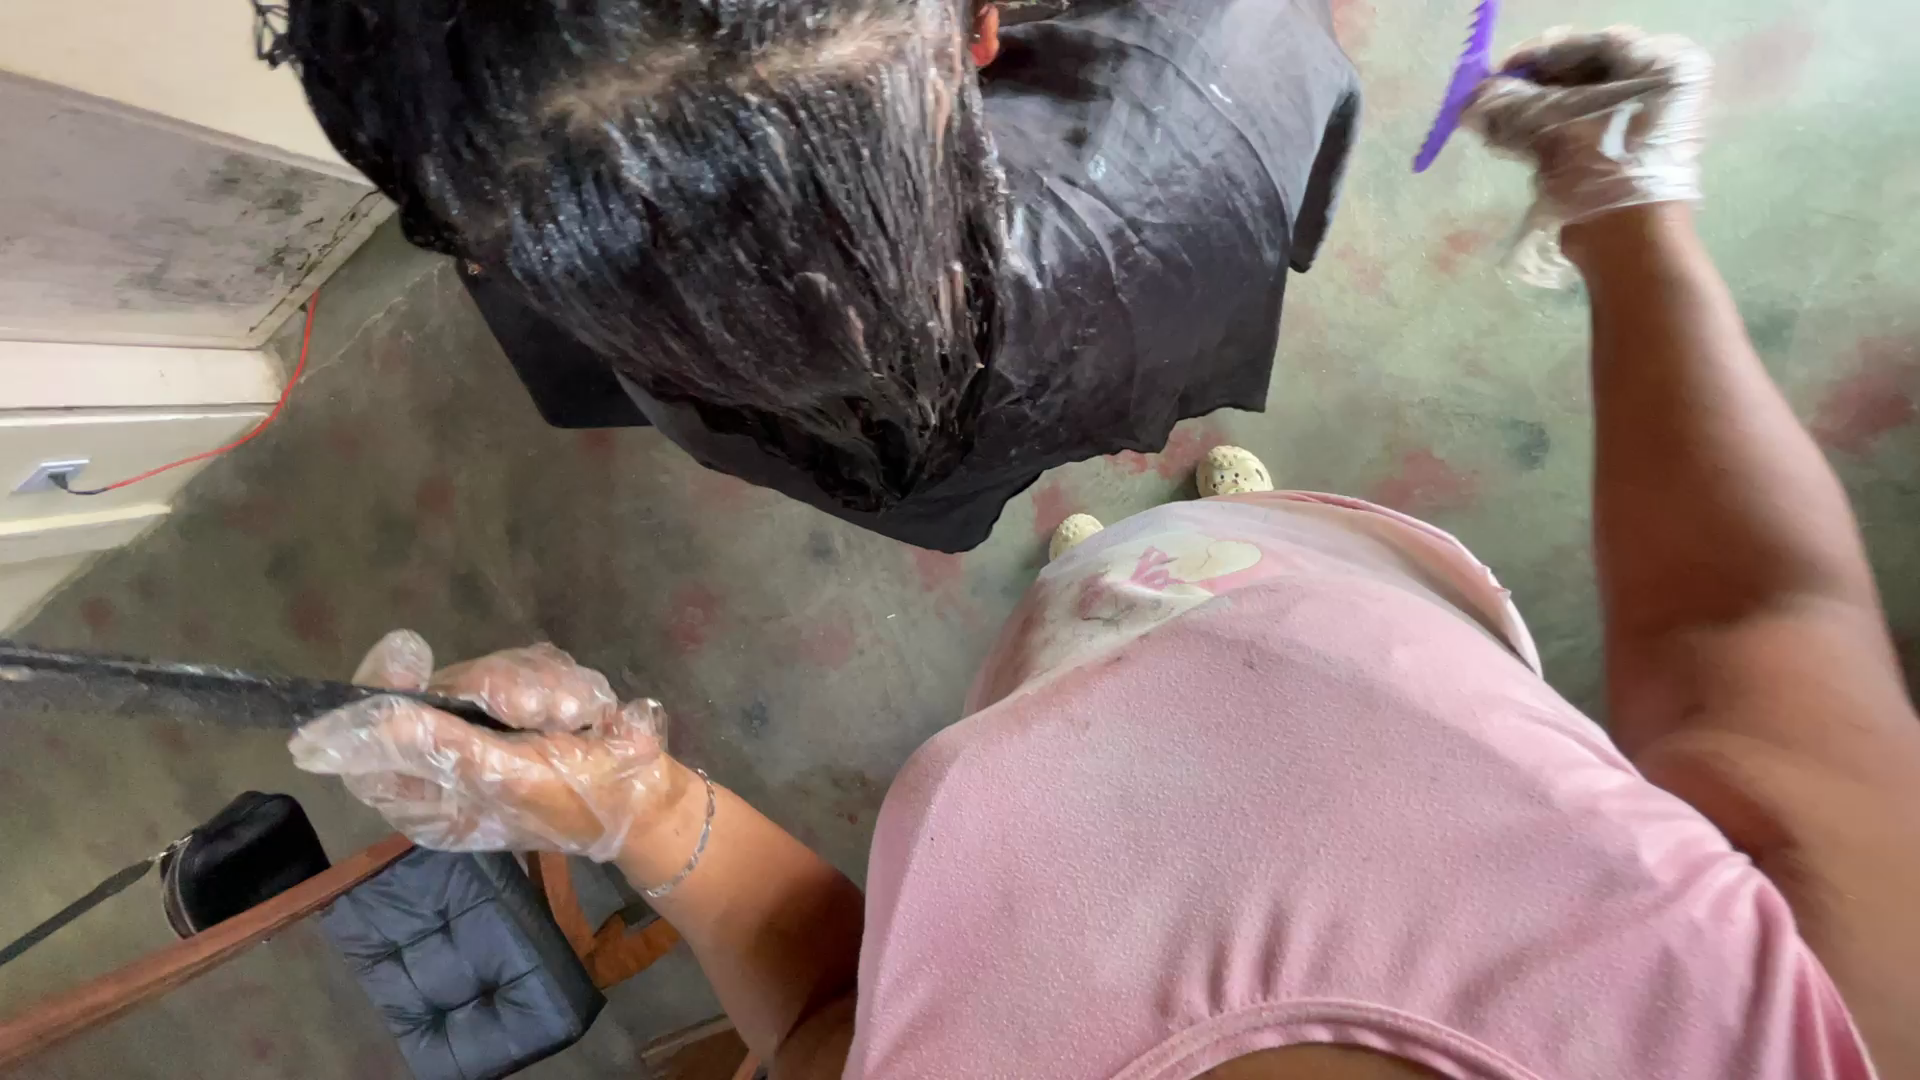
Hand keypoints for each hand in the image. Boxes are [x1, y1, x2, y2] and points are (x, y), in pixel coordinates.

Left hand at [289, 631, 674, 860]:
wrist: (646, 795)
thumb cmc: (576, 803)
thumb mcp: (509, 781)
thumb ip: (444, 747)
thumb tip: (373, 719)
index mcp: (427, 787)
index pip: (369, 737)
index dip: (380, 691)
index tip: (408, 653)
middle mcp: (453, 749)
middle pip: (446, 687)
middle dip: (501, 689)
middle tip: (540, 713)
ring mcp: (497, 719)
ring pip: (497, 667)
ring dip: (546, 687)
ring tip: (577, 719)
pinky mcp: (537, 694)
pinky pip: (538, 662)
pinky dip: (569, 682)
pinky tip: (588, 711)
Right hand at [1464, 27, 1710, 285]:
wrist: (1625, 239)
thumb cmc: (1607, 171)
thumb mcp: (1560, 130)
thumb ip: (1516, 107)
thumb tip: (1473, 97)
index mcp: (1662, 66)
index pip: (1595, 44)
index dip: (1543, 53)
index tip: (1500, 68)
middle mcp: (1652, 86)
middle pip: (1580, 74)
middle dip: (1529, 86)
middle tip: (1487, 94)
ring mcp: (1629, 122)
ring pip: (1568, 105)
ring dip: (1524, 111)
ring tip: (1484, 119)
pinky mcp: (1605, 152)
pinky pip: (1565, 131)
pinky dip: (1532, 132)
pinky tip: (1498, 136)